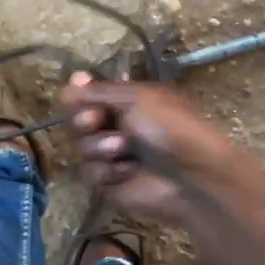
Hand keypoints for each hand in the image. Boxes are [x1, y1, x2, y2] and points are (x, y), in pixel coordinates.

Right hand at [59, 71, 250, 222]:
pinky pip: (88, 174)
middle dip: (83, 121)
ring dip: (99, 147)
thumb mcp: (136, 98)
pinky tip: (129, 173)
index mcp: (125, 101)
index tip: (76, 97)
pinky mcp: (109, 184)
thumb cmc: (169, 127)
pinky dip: (107, 171)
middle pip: (76, 120)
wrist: (193, 178)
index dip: (78, 96)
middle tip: (94, 121)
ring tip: (123, 150)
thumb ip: (99, 91)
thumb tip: (72, 80)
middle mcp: (116, 126)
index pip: (86, 95)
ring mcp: (111, 156)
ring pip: (79, 147)